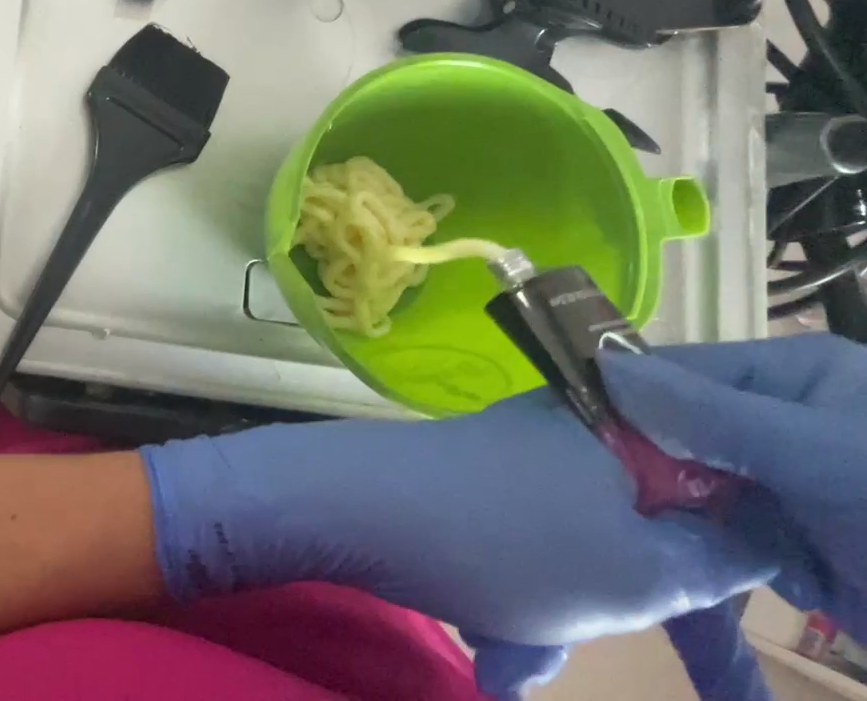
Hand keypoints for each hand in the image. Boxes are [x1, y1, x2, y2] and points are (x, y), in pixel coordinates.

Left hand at [139, 391, 775, 690]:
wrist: (337, 504)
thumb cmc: (498, 539)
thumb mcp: (637, 569)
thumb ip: (714, 555)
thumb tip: (755, 531)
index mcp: (623, 436)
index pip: (727, 490)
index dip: (739, 565)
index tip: (726, 631)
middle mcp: (564, 435)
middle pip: (640, 534)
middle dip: (627, 613)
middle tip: (561, 643)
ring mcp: (503, 459)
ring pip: (568, 558)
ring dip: (550, 623)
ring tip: (509, 657)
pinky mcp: (456, 485)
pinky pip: (507, 553)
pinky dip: (503, 605)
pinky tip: (482, 647)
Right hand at [600, 333, 866, 636]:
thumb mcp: (823, 455)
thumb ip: (710, 411)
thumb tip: (600, 368)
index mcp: (797, 374)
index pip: (677, 369)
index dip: (622, 396)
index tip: (572, 432)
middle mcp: (783, 416)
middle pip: (675, 424)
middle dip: (645, 460)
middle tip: (605, 489)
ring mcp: (785, 476)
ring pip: (687, 477)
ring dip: (669, 505)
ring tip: (644, 527)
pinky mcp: (789, 531)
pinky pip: (715, 523)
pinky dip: (700, 542)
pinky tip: (690, 555)